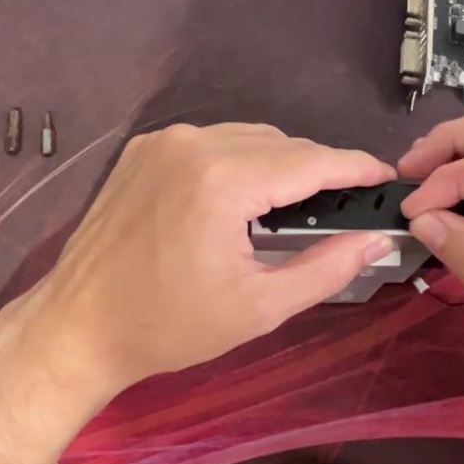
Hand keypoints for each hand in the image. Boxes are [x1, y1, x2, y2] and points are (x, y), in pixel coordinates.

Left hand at [0, 124, 395, 463]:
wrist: (78, 326)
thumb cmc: (168, 326)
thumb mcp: (258, 307)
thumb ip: (326, 269)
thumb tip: (375, 241)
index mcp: (222, 182)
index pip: (310, 161)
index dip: (354, 167)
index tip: (385, 177)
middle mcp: (192, 145)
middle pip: (281, 144)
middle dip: (316, 171)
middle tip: (339, 209)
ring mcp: (163, 142)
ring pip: (247, 138)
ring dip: (277, 164)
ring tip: (291, 208)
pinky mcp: (143, 149)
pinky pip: (211, 142)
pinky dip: (237, 160)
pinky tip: (240, 198)